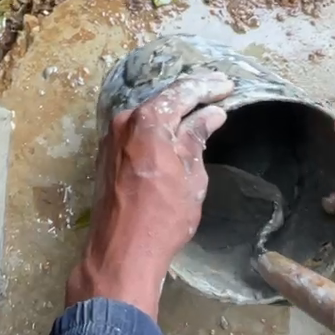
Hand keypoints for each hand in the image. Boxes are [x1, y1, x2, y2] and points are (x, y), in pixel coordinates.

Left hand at [67, 73, 232, 319]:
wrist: (121, 249)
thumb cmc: (163, 215)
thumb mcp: (191, 176)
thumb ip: (197, 138)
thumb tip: (211, 114)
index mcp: (146, 120)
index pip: (182, 93)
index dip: (207, 87)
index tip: (227, 85)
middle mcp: (125, 121)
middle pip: (163, 100)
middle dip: (191, 95)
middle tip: (218, 90)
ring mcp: (112, 136)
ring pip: (149, 116)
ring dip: (173, 112)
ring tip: (201, 108)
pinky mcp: (107, 153)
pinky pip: (137, 130)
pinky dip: (158, 127)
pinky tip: (175, 130)